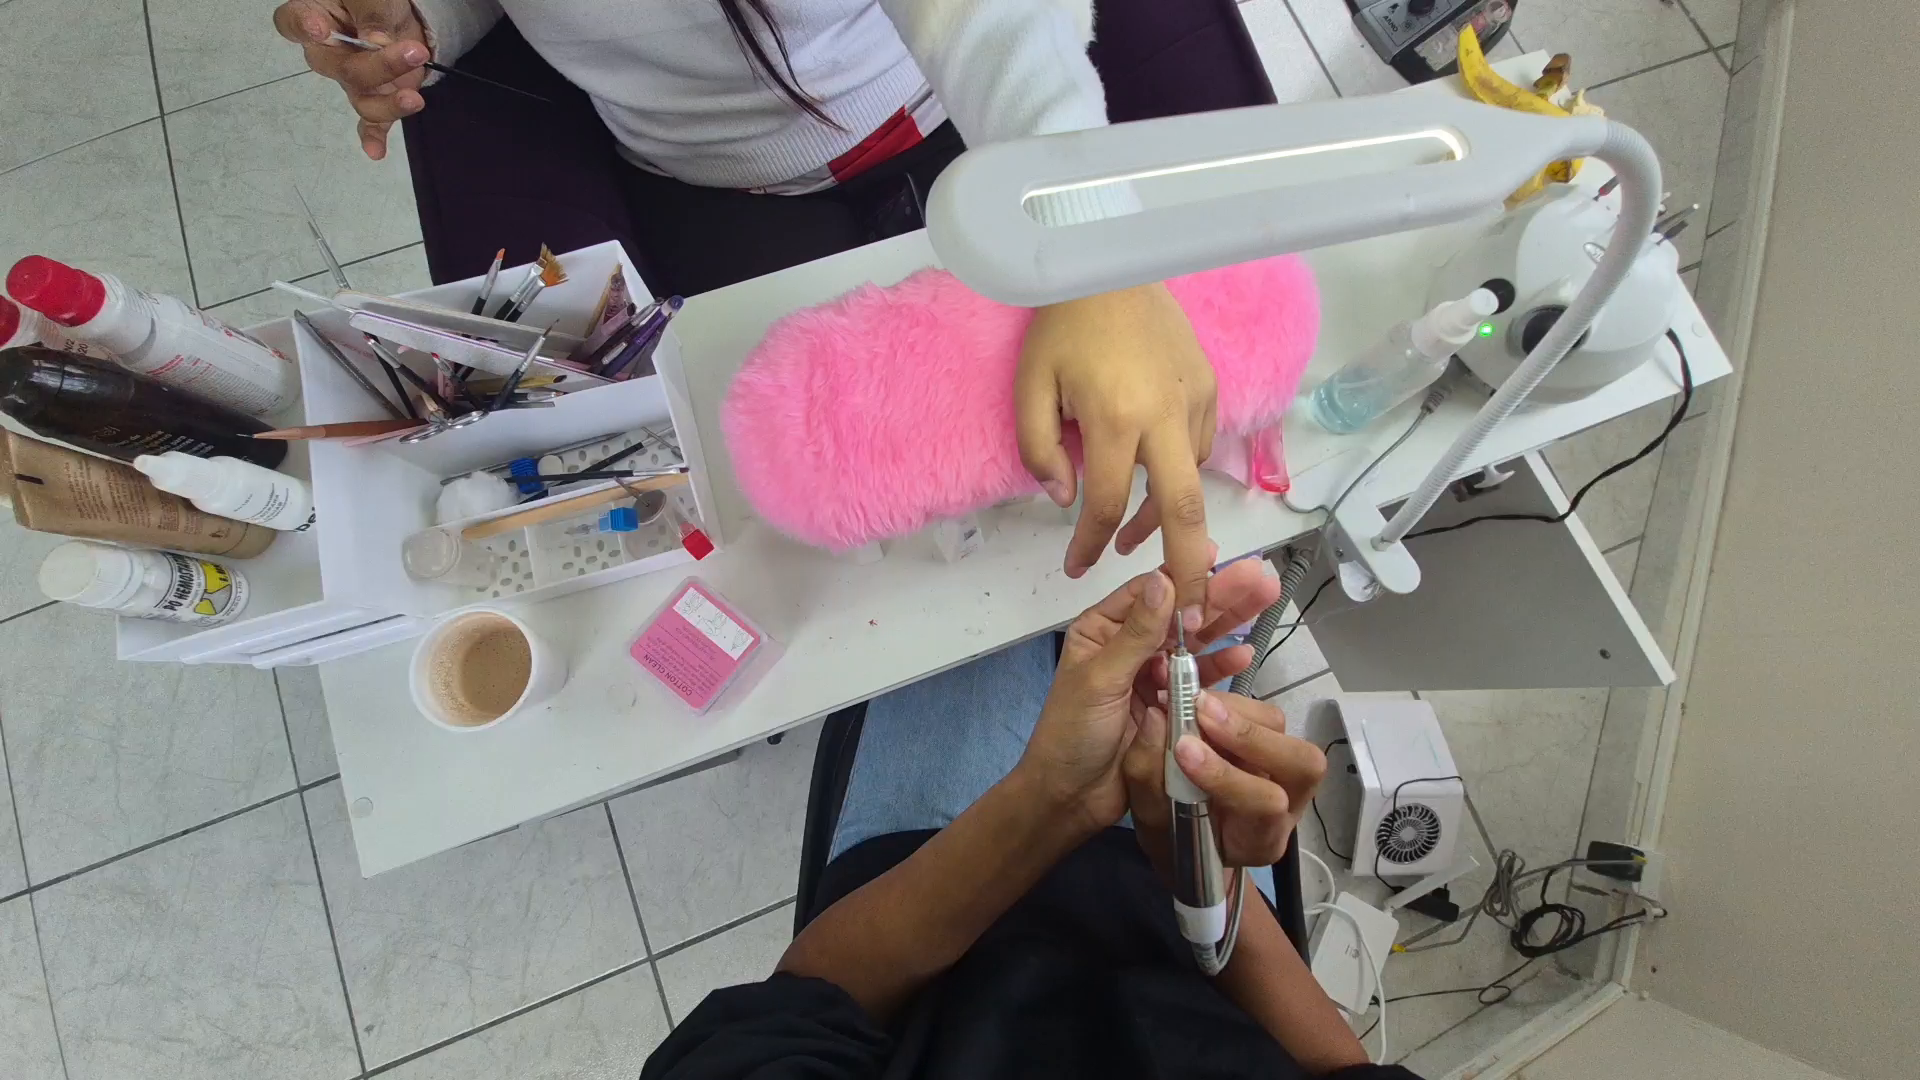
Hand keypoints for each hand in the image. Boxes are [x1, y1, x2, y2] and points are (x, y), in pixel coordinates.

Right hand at [274, 0, 429, 159]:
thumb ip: (370, 14)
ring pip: (362, 98)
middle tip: (414, 52)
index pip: (292, 24)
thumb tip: (377, 42)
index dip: (303, 28)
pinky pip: (371, 122)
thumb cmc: (376, 0)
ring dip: (391, 102)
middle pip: (340, 69)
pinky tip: (376, 153)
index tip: (320, 28)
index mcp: (314, 16)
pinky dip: (374, 137)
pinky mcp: (377, 96)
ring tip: (416, 96)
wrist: (401, 18)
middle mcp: (328, 52)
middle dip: (379, 66)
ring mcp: (353, 79)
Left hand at [1014, 554, 1282, 836]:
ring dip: (1225, 625)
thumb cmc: (1072, 732)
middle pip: (1176, 615)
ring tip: (1263, 601)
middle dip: (1215, 596)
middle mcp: (1126, 646)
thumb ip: (1136, 635)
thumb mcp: (1101, 679)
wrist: (1071, 797)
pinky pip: (1198, 680)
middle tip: (1256, 575)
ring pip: (1192, 643)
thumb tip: (1163, 580)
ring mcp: (1149, 676)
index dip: (1182, 576)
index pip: (1146, 593)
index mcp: (1101, 631)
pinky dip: (1220, 667)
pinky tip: (1245, 652)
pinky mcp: (1168, 706)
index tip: (1216, 556)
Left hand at [1017, 283, 1218, 627]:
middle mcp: (1167, 416)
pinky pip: (1200, 447)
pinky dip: (1179, 476)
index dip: (1089, 546)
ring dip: (1170, 519)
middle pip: (1184, 509)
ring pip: (1194, 480)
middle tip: (1183, 612)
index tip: (1076, 569)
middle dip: (1184, 566)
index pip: (1106, 505)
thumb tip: (1068, 500)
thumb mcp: (1031, 388)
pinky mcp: (1210, 385)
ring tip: (1140, 542)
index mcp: (1118, 420)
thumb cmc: (1061, 326)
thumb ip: (1042, 451)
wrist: (1108, 261)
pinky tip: (1156, 481)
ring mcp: (1197, 400)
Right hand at [1123, 687, 1326, 875]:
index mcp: (1258, 838)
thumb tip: (1157, 717)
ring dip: (1237, 712)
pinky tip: (1201, 705)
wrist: (1185, 832)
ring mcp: (1283, 771)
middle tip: (1199, 709)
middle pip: (1300, 764)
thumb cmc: (1171, 833)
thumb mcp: (1149, 816)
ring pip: (1283, 731)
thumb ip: (1148, 772)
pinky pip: (1265, 716)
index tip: (1183, 748)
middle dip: (1248, 734)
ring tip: (1194, 704)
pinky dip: (1233, 703)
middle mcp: (1286, 806)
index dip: (1226, 774)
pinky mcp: (1271, 742)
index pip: (1265, 806)